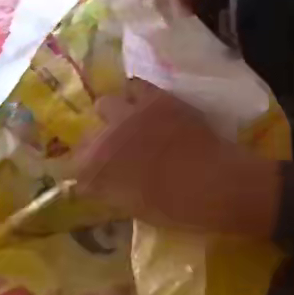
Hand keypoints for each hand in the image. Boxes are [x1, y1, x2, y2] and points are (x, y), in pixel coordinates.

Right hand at [68, 78, 280, 237]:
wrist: (217, 182)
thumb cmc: (177, 207)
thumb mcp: (137, 208)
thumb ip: (112, 192)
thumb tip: (98, 184)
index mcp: (99, 168)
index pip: (77, 166)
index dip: (85, 173)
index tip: (93, 179)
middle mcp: (107, 135)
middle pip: (89, 134)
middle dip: (96, 143)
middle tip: (114, 154)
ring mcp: (131, 113)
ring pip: (106, 104)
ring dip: (112, 115)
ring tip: (126, 124)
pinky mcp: (156, 98)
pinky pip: (135, 86)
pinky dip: (135, 96)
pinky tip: (144, 106)